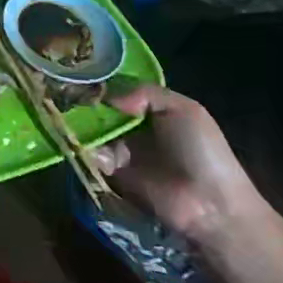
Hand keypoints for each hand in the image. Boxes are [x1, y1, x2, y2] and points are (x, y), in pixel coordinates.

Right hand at [92, 83, 262, 243]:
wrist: (210, 204)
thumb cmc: (202, 151)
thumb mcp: (184, 109)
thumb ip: (145, 92)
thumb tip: (107, 97)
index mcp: (150, 109)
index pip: (117, 90)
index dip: (100, 85)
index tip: (80, 78)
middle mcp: (132, 127)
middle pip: (99, 110)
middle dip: (85, 105)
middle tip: (71, 102)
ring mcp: (121, 151)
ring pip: (92, 132)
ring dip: (83, 129)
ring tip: (78, 127)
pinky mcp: (113, 175)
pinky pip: (93, 157)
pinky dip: (89, 152)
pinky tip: (96, 152)